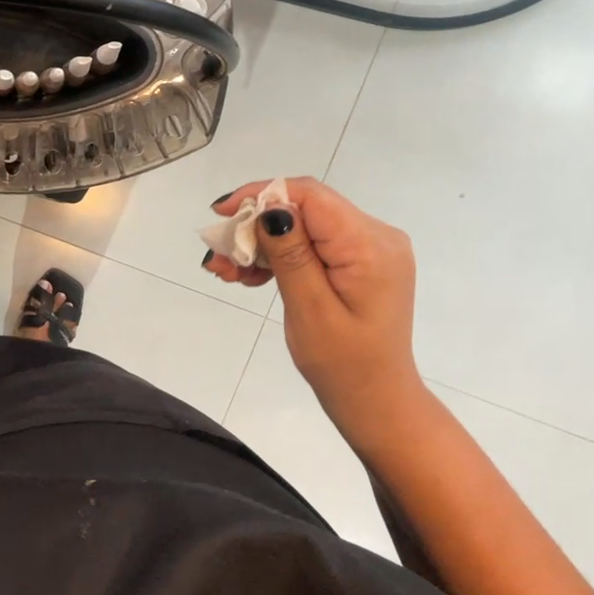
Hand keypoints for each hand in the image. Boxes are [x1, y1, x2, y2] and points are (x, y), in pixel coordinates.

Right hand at [208, 178, 421, 427]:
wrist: (375, 399)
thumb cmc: (343, 362)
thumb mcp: (310, 310)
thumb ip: (292, 255)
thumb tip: (269, 209)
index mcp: (369, 246)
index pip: (310, 196)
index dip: (262, 195)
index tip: (221, 216)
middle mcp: (375, 236)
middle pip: (303, 209)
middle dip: (255, 226)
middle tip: (218, 258)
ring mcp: (368, 248)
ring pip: (301, 226)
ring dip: (260, 243)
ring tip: (227, 272)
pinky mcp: (356, 261)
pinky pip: (310, 243)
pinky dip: (277, 255)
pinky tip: (251, 276)